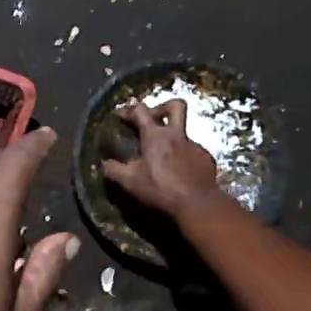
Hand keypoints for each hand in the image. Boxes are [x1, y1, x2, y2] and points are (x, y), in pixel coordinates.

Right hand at [101, 100, 222, 215]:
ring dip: (170, 139)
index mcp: (155, 136)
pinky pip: (191, 151)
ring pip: (182, 133)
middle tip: (153, 120)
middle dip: (163, 107)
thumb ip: (113, 169)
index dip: (129, 110)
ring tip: (161, 157)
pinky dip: (182, 156)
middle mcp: (176, 135)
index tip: (121, 118)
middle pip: (176, 106)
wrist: (197, 203)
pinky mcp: (205, 158)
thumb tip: (104, 163)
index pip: (141, 110)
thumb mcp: (129, 181)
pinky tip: (177, 171)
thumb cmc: (160, 188)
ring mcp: (194, 146)